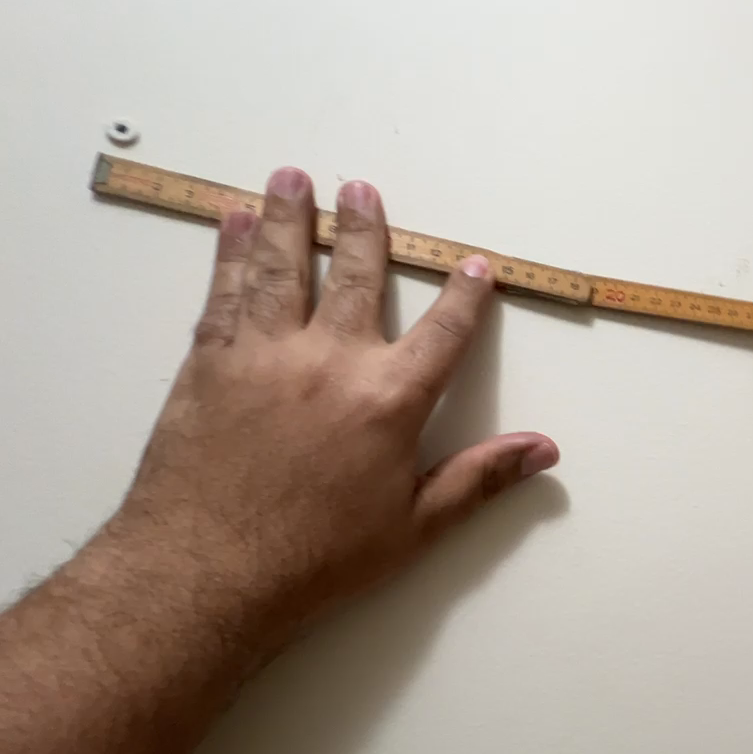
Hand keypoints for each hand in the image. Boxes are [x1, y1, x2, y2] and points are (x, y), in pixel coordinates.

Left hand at [104, 167, 557, 633]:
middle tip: (363, 187)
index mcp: (390, 399)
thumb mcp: (420, 523)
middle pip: (355, 279)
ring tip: (292, 177)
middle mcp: (330, 361)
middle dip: (365, 231)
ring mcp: (263, 356)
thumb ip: (483, 476)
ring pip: (280, 270)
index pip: (443, 332)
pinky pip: (223, 295)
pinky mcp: (208, 365)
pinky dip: (229, 254)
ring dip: (289, 220)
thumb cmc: (323, 555)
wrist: (205, 575)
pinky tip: (230, 225)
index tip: (475, 263)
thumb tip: (547, 449)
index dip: (465, 296)